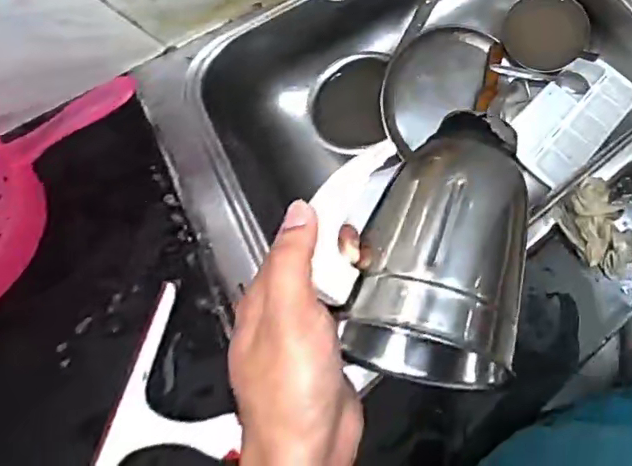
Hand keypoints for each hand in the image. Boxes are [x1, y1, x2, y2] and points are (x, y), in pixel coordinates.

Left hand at [230, 200, 362, 465]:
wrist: (310, 452)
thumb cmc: (289, 394)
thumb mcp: (289, 314)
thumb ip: (291, 260)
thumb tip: (298, 212)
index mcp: (262, 298)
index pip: (290, 237)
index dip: (321, 214)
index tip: (349, 192)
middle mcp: (280, 310)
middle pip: (313, 255)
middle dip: (340, 245)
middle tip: (356, 255)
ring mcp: (304, 329)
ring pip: (331, 278)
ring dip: (351, 269)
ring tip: (365, 270)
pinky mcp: (328, 346)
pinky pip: (345, 304)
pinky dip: (359, 293)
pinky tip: (369, 295)